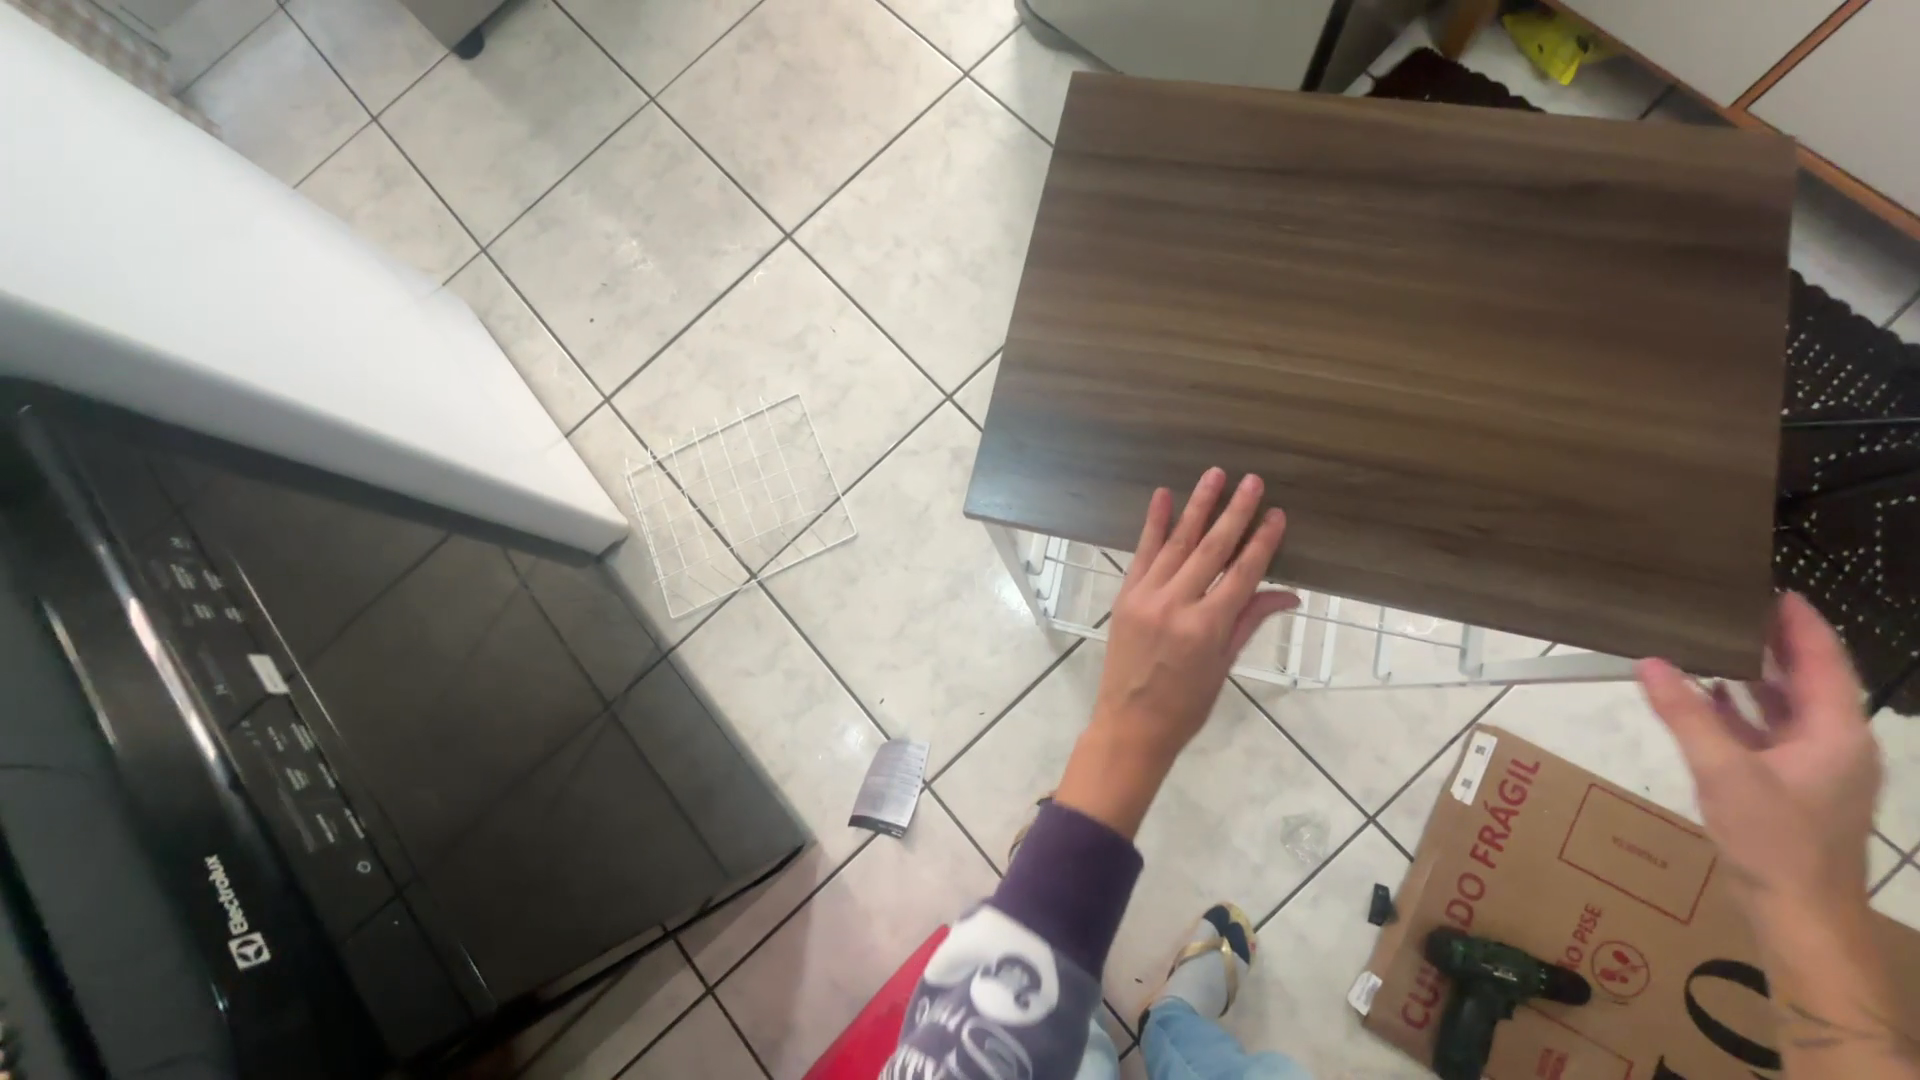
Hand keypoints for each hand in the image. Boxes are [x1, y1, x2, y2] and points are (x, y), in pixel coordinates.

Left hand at [1053, 469, 1297, 837]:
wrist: (1129, 725)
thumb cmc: (1185, 705)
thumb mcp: (1224, 667)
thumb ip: (1249, 622)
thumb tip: (1289, 594)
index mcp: (1206, 627)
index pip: (1242, 574)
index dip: (1262, 542)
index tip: (1277, 514)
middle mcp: (1175, 604)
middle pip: (1211, 550)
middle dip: (1234, 513)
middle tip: (1252, 481)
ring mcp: (1146, 597)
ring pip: (1177, 544)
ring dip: (1197, 507)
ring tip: (1214, 475)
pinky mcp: (1125, 596)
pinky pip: (1141, 553)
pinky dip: (1153, 524)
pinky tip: (1163, 496)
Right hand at [1636, 592, 1881, 928]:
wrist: (1798, 910)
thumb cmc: (1774, 840)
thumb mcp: (1723, 772)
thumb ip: (1686, 714)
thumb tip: (1649, 662)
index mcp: (1836, 734)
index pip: (1823, 664)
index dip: (1802, 626)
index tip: (1774, 591)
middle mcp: (1833, 743)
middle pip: (1806, 681)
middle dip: (1772, 644)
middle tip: (1729, 609)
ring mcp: (1813, 765)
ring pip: (1784, 706)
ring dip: (1751, 675)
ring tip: (1709, 642)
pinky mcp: (1789, 782)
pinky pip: (1766, 731)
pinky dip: (1737, 708)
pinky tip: (1704, 695)